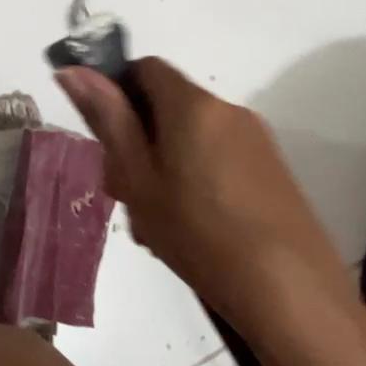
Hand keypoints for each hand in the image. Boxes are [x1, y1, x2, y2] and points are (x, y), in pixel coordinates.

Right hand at [53, 59, 348, 335]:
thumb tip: (72, 69)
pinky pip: (217, 157)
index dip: (116, 90)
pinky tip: (189, 227)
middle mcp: (228, 111)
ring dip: (163, 163)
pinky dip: (194, 178)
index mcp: (192, 105)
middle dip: (137, 137)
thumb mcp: (137, 178)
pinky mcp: (273, 173)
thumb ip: (107, 119)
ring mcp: (256, 142)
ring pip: (190, 135)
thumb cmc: (199, 234)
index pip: (144, 67)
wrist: (293, 298)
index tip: (104, 136)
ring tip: (155, 219)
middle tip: (124, 190)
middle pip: (166, 105)